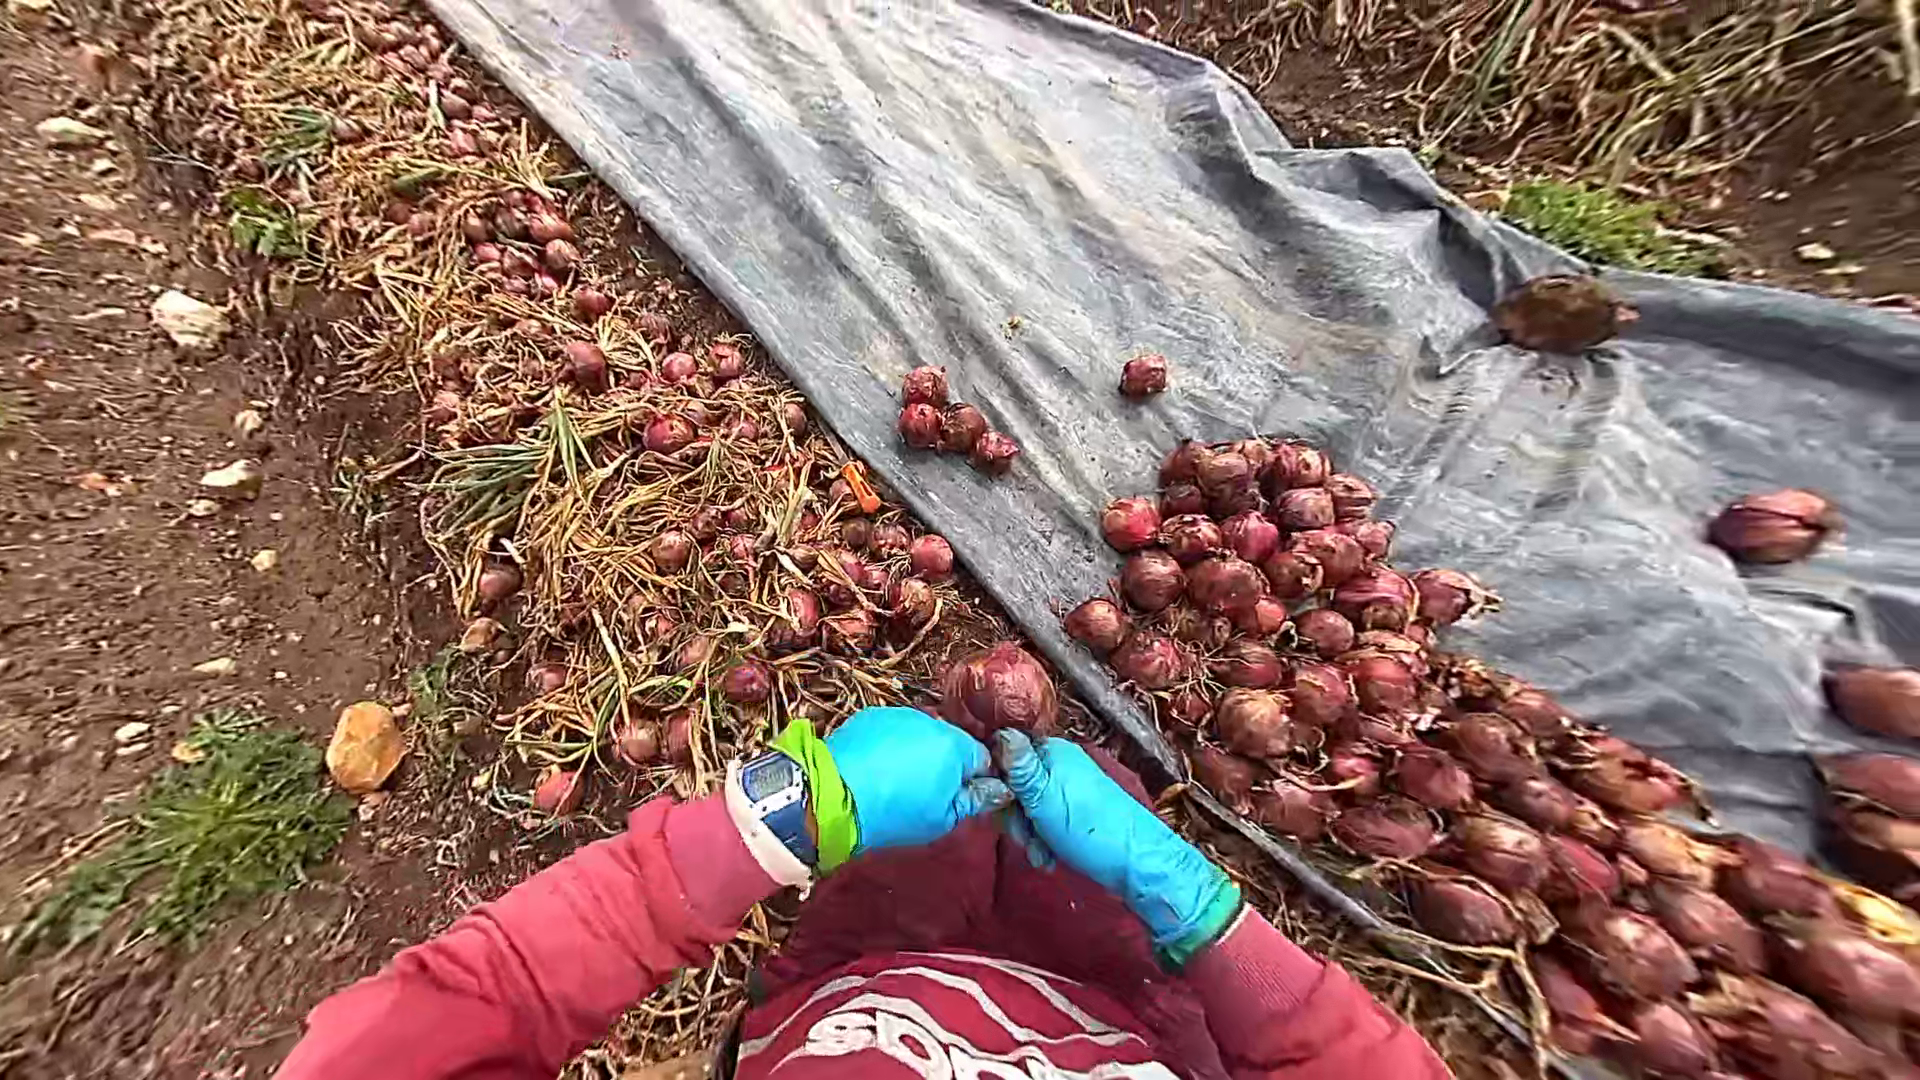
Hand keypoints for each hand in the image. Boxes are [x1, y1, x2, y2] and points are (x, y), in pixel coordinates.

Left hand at [811, 707, 1011, 863]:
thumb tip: (1000, 790)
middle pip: (952, 742)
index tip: (961, 795)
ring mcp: (901, 715)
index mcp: (955, 746)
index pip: (983, 758)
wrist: (835, 794)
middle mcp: (932, 722)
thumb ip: (975, 800)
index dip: (975, 779)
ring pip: (924, 733)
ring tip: (900, 780)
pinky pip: (896, 729)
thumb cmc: (894, 811)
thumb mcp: (942, 818)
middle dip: (946, 763)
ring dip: (920, 751)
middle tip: (929, 792)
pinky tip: (881, 766)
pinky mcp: (875, 715)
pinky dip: (894, 744)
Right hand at [994, 729, 1240, 964]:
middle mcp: (1060, 761)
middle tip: (1024, 836)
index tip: (1000, 808)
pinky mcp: (1077, 808)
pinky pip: (1046, 817)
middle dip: (1014, 813)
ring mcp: (1070, 785)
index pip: (1005, 753)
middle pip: (1015, 781)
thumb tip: (998, 731)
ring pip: (1029, 804)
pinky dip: (1044, 837)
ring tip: (1041, 853)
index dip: (997, 781)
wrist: (1139, 863)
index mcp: (1051, 750)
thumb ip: (1018, 766)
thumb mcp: (1043, 797)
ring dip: (1028, 831)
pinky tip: (1049, 857)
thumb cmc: (1087, 828)